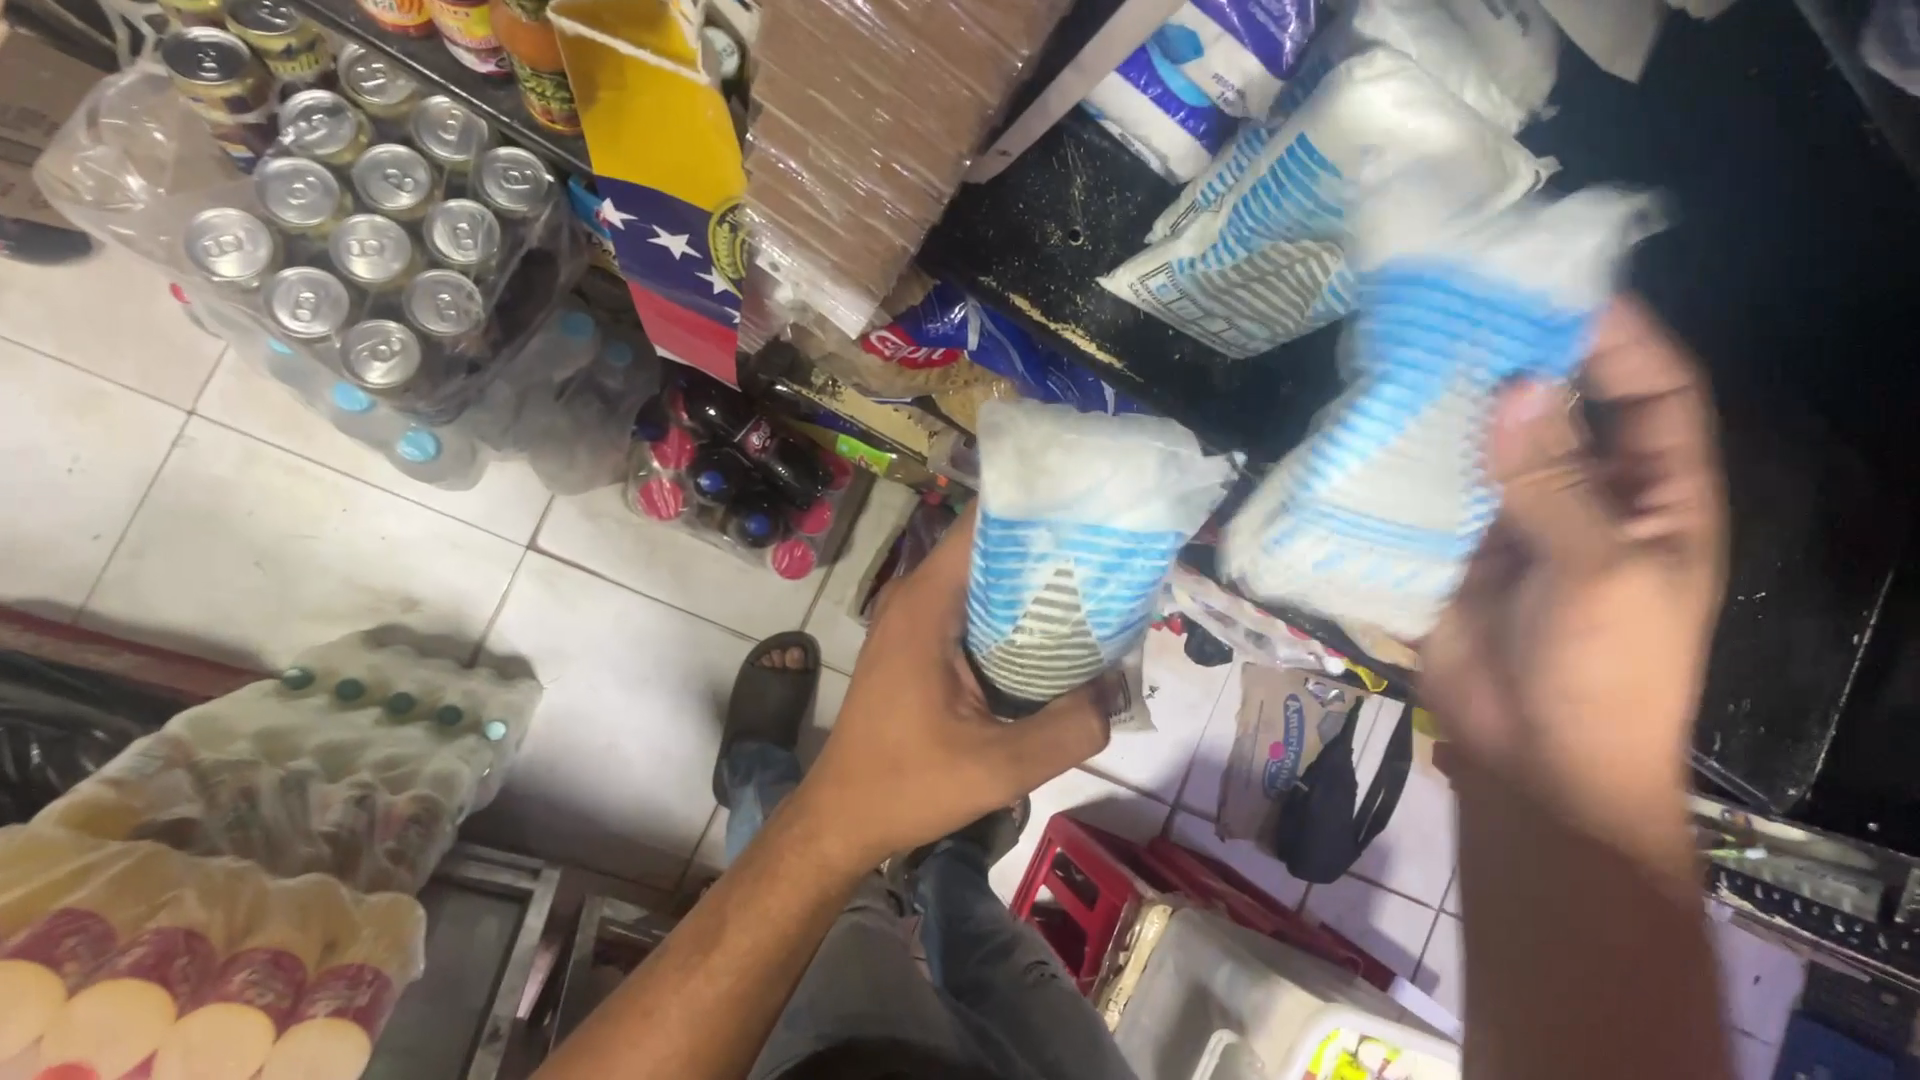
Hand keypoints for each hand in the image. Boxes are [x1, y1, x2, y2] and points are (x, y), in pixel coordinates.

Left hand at [788, 509, 1111, 867]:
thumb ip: (1070, 728)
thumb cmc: (908, 787)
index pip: (986, 523)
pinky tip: (1055, 638)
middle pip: (991, 547)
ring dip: (1034, 585)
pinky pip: (975, 608)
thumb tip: (1116, 687)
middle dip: (1049, 550)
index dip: (1040, 513)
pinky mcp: (920, 640)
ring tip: (1097, 593)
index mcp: (927, 602)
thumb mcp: (999, 768)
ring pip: (985, 579)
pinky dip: (1014, 614)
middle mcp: (917, 594)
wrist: (844, 816)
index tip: (1096, 518)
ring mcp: (915, 615)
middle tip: (1113, 562)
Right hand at [1421, 297, 1726, 837]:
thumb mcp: (1601, 573)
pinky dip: (1409, 463)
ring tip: (1407, 359)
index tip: (1559, 290)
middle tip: (1460, 313)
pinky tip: (1375, 430)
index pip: (1652, 393)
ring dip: (1454, 409)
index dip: (1619, 339)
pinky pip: (1434, 493)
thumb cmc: (1604, 671)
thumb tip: (1515, 388)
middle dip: (1518, 363)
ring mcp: (1514, 522)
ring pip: (1487, 447)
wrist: (1536, 761)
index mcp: (1656, 495)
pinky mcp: (1453, 549)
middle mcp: (1585, 495)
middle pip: (1558, 409)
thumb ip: (1554, 483)